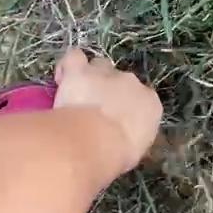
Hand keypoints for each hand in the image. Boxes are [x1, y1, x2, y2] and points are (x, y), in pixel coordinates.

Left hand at [52, 49, 160, 172]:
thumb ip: (129, 139)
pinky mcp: (79, 71)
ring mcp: (105, 73)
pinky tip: (62, 77)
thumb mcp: (131, 153)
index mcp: (150, 104)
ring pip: (99, 65)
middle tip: (95, 112)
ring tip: (78, 93)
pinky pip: (74, 57)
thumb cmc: (116, 155)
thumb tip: (118, 143)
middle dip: (109, 91)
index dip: (127, 108)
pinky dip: (67, 65)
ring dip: (90, 75)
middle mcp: (131, 82)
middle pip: (121, 80)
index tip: (116, 122)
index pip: (142, 100)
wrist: (96, 141)